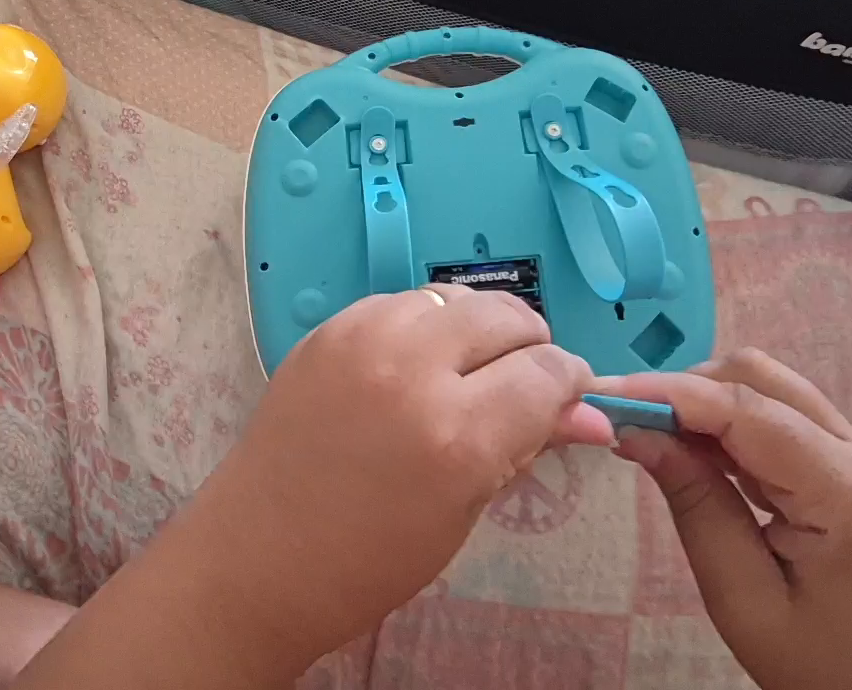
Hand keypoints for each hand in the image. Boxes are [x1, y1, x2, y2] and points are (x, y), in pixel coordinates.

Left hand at [177, 285, 610, 672]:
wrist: (260, 550)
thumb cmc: (371, 557)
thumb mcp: (462, 510)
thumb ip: (527, 446)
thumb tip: (592, 416)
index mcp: (456, 433)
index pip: (546, 372)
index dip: (569, 380)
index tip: (568, 393)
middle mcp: (411, 367)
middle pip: (504, 314)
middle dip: (528, 342)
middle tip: (520, 377)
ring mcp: (362, 337)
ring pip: (452, 295)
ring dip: (473, 326)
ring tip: (464, 367)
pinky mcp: (328, 327)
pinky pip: (399, 301)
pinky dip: (422, 322)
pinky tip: (413, 359)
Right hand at [598, 349, 851, 689]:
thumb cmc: (822, 671)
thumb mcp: (742, 599)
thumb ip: (694, 505)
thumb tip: (635, 432)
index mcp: (845, 495)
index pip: (747, 409)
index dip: (672, 392)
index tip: (606, 396)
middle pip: (760, 378)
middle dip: (688, 387)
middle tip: (633, 421)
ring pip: (769, 386)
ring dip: (708, 399)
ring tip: (660, 436)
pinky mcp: (851, 469)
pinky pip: (781, 414)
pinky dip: (729, 419)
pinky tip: (699, 452)